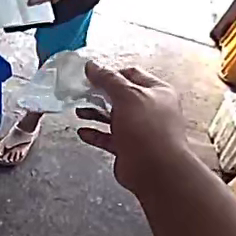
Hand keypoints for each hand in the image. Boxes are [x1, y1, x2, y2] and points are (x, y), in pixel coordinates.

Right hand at [77, 61, 191, 191]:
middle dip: (100, 95)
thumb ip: (108, 80)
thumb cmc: (148, 130)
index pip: (131, 75)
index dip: (111, 74)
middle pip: (120, 97)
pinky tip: (83, 132)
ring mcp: (139, 130)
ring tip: (79, 111)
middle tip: (82, 93)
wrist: (155, 169)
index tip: (91, 76)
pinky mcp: (128, 149)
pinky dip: (95, 134)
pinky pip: (108, 138)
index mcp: (156, 92)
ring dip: (95, 114)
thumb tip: (92, 66)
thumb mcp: (127, 96)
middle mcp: (149, 110)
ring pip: (113, 118)